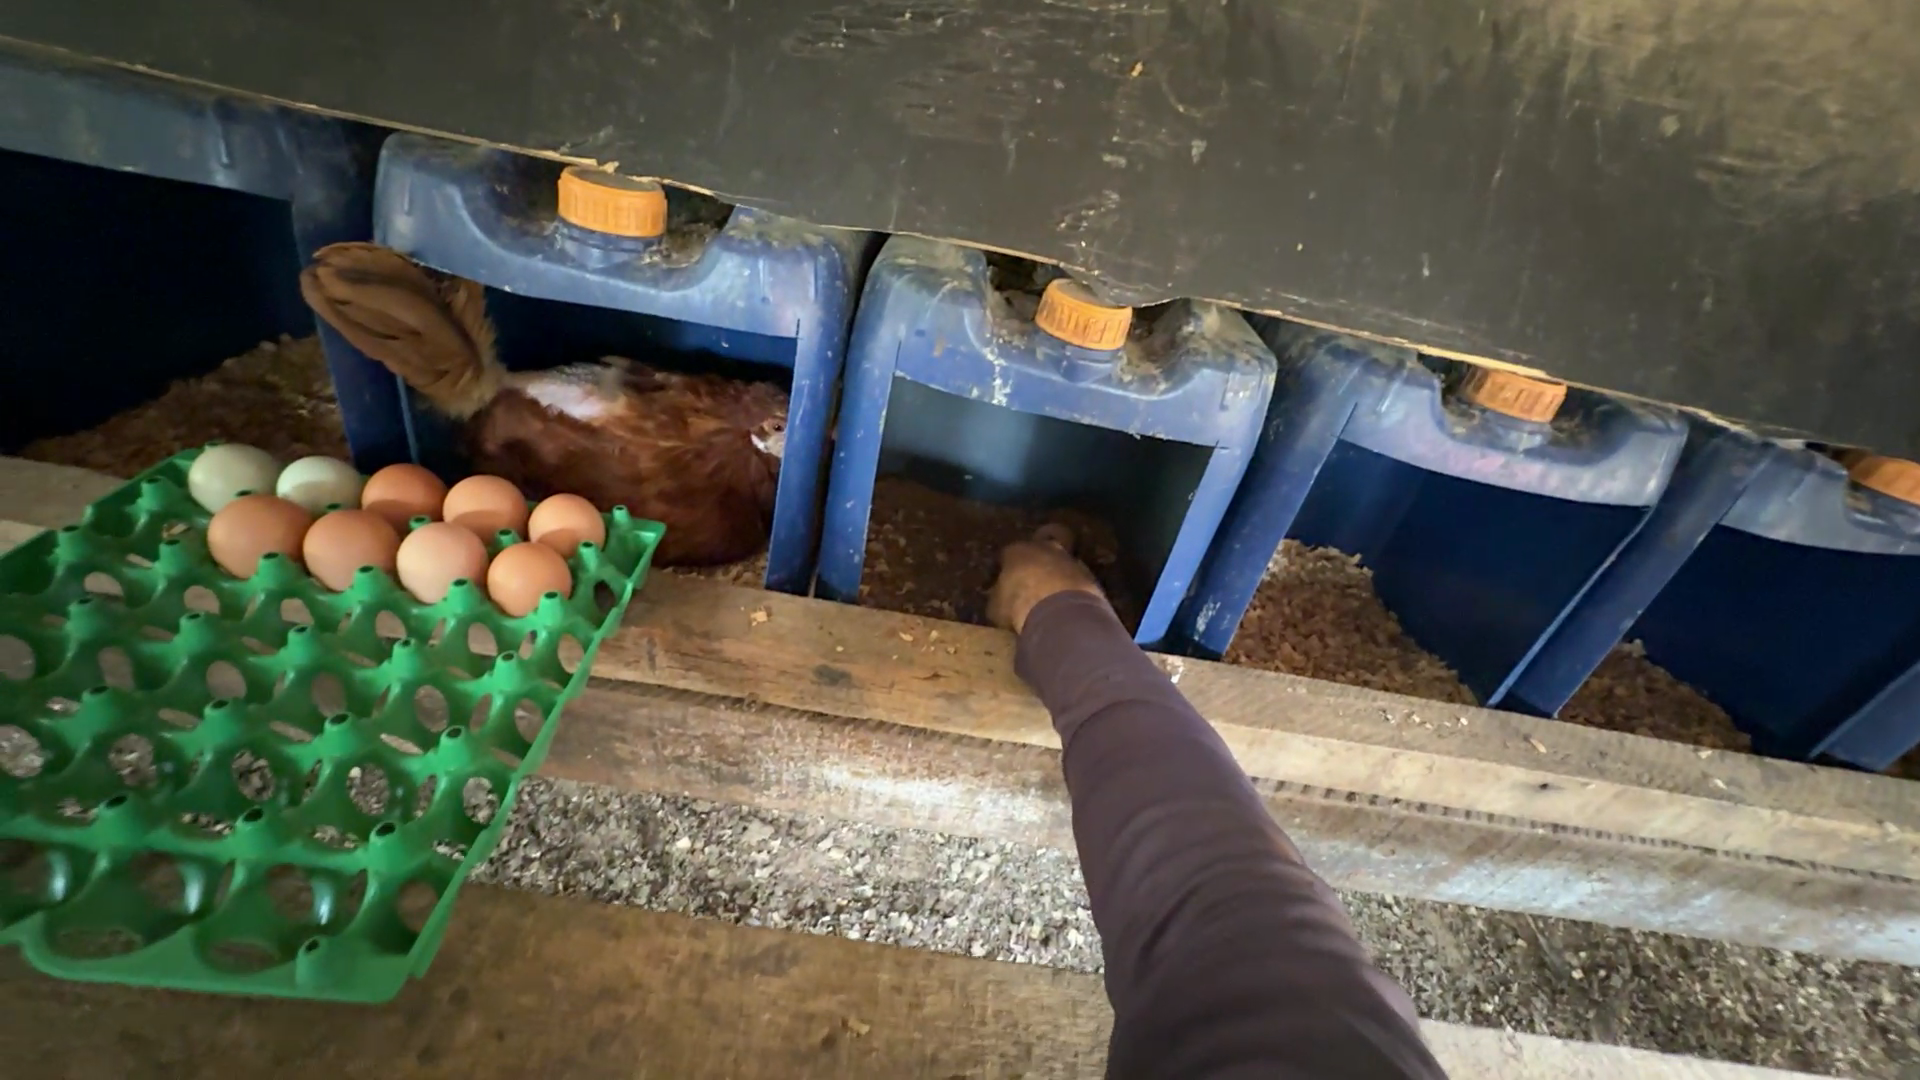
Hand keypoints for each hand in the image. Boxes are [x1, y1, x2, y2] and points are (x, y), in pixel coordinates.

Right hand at [987, 524, 1106, 633]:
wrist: (1058, 610)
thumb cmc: (1018, 604)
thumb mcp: (997, 606)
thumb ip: (999, 598)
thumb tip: (1000, 600)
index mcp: (1017, 551)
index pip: (1009, 553)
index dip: (1008, 566)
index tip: (1007, 579)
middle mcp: (1044, 548)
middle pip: (1042, 545)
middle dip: (1040, 559)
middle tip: (1035, 577)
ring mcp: (1070, 559)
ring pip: (1063, 560)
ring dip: (1059, 573)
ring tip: (1055, 595)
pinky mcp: (1089, 575)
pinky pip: (1078, 577)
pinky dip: (1074, 587)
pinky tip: (1070, 603)